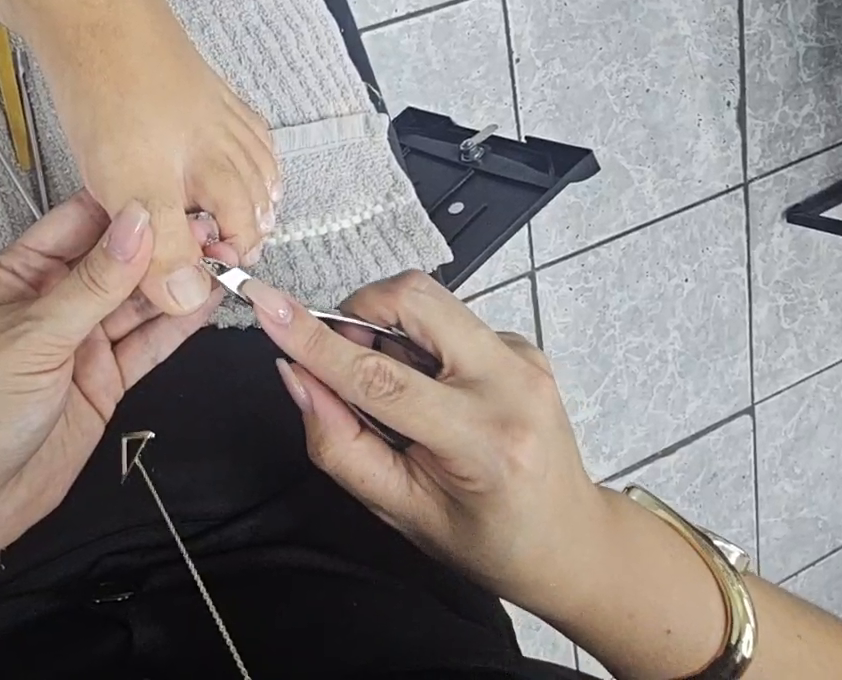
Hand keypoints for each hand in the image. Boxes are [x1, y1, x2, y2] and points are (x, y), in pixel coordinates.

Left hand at [0, 0, 279, 319]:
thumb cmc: (107, 79)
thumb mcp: (137, 182)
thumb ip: (166, 245)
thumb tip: (191, 300)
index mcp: (218, 156)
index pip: (248, 218)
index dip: (232, 256)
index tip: (206, 284)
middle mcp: (213, 125)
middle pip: (250, 180)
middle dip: (239, 221)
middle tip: (213, 254)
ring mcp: (185, 94)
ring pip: (225, 148)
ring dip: (224, 185)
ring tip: (213, 213)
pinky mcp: (147, 74)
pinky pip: (189, 120)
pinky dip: (192, 146)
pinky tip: (170, 148)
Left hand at [0, 192, 225, 561]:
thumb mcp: (32, 336)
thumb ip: (92, 283)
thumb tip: (139, 219)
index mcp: (24, 271)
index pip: (82, 221)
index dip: (128, 203)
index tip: (178, 185)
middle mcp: (57, 298)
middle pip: (118, 260)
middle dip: (164, 243)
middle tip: (217, 226)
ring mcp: (84, 340)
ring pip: (139, 301)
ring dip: (178, 281)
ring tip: (228, 257)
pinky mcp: (106, 379)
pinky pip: (147, 344)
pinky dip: (178, 326)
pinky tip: (210, 301)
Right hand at [240, 271, 612, 608]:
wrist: (575, 543)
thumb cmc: (488, 539)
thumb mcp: (401, 510)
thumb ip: (338, 442)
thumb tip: (296, 374)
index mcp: (483, 441)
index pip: (377, 376)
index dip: (311, 338)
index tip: (266, 304)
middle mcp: (511, 384)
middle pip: (412, 298)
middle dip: (358, 313)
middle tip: (347, 359)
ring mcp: (523, 356)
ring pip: (426, 298)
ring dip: (386, 326)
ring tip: (393, 384)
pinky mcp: (521, 343)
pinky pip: (445, 315)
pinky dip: (415, 340)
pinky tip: (430, 387)